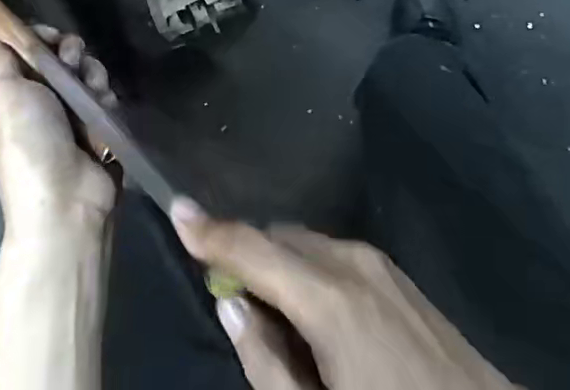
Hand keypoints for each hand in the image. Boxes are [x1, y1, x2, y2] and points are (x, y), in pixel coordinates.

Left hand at [0, 28, 116, 238]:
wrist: (66, 201)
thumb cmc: (30, 146)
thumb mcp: (6, 99)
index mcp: (9, 100)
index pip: (24, 53)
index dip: (39, 39)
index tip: (52, 37)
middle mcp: (38, 105)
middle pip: (60, 60)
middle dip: (71, 56)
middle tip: (72, 65)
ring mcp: (68, 117)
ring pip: (86, 76)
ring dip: (91, 77)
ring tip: (92, 95)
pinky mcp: (95, 128)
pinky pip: (103, 97)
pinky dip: (104, 99)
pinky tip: (103, 110)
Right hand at [171, 201, 517, 389]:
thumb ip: (265, 362)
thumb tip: (228, 306)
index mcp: (327, 298)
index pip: (254, 249)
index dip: (211, 231)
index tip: (177, 209)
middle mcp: (349, 260)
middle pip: (278, 239)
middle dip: (245, 253)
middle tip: (222, 288)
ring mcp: (375, 260)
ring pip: (304, 243)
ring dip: (276, 261)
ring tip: (268, 308)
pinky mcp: (391, 267)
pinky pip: (330, 253)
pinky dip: (304, 267)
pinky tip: (308, 308)